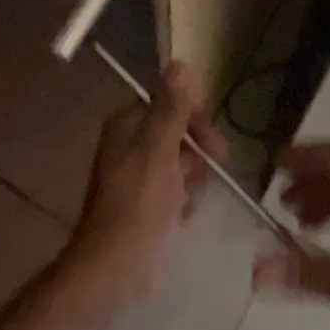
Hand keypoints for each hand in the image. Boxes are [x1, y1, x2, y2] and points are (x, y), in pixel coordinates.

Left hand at [69, 62, 225, 299]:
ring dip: (193, 179)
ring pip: (179, 163)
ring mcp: (135, 176)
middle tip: (211, 172)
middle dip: (196, 152)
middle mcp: (128, 145)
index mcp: (126, 126)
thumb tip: (180, 62)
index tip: (214, 142)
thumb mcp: (158, 152)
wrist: (115, 268)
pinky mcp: (144, 204)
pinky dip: (184, 200)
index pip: (168, 103)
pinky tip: (184, 216)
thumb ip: (170, 109)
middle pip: (176, 132)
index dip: (194, 117)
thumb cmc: (138, 206)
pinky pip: (175, 190)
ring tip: (189, 200)